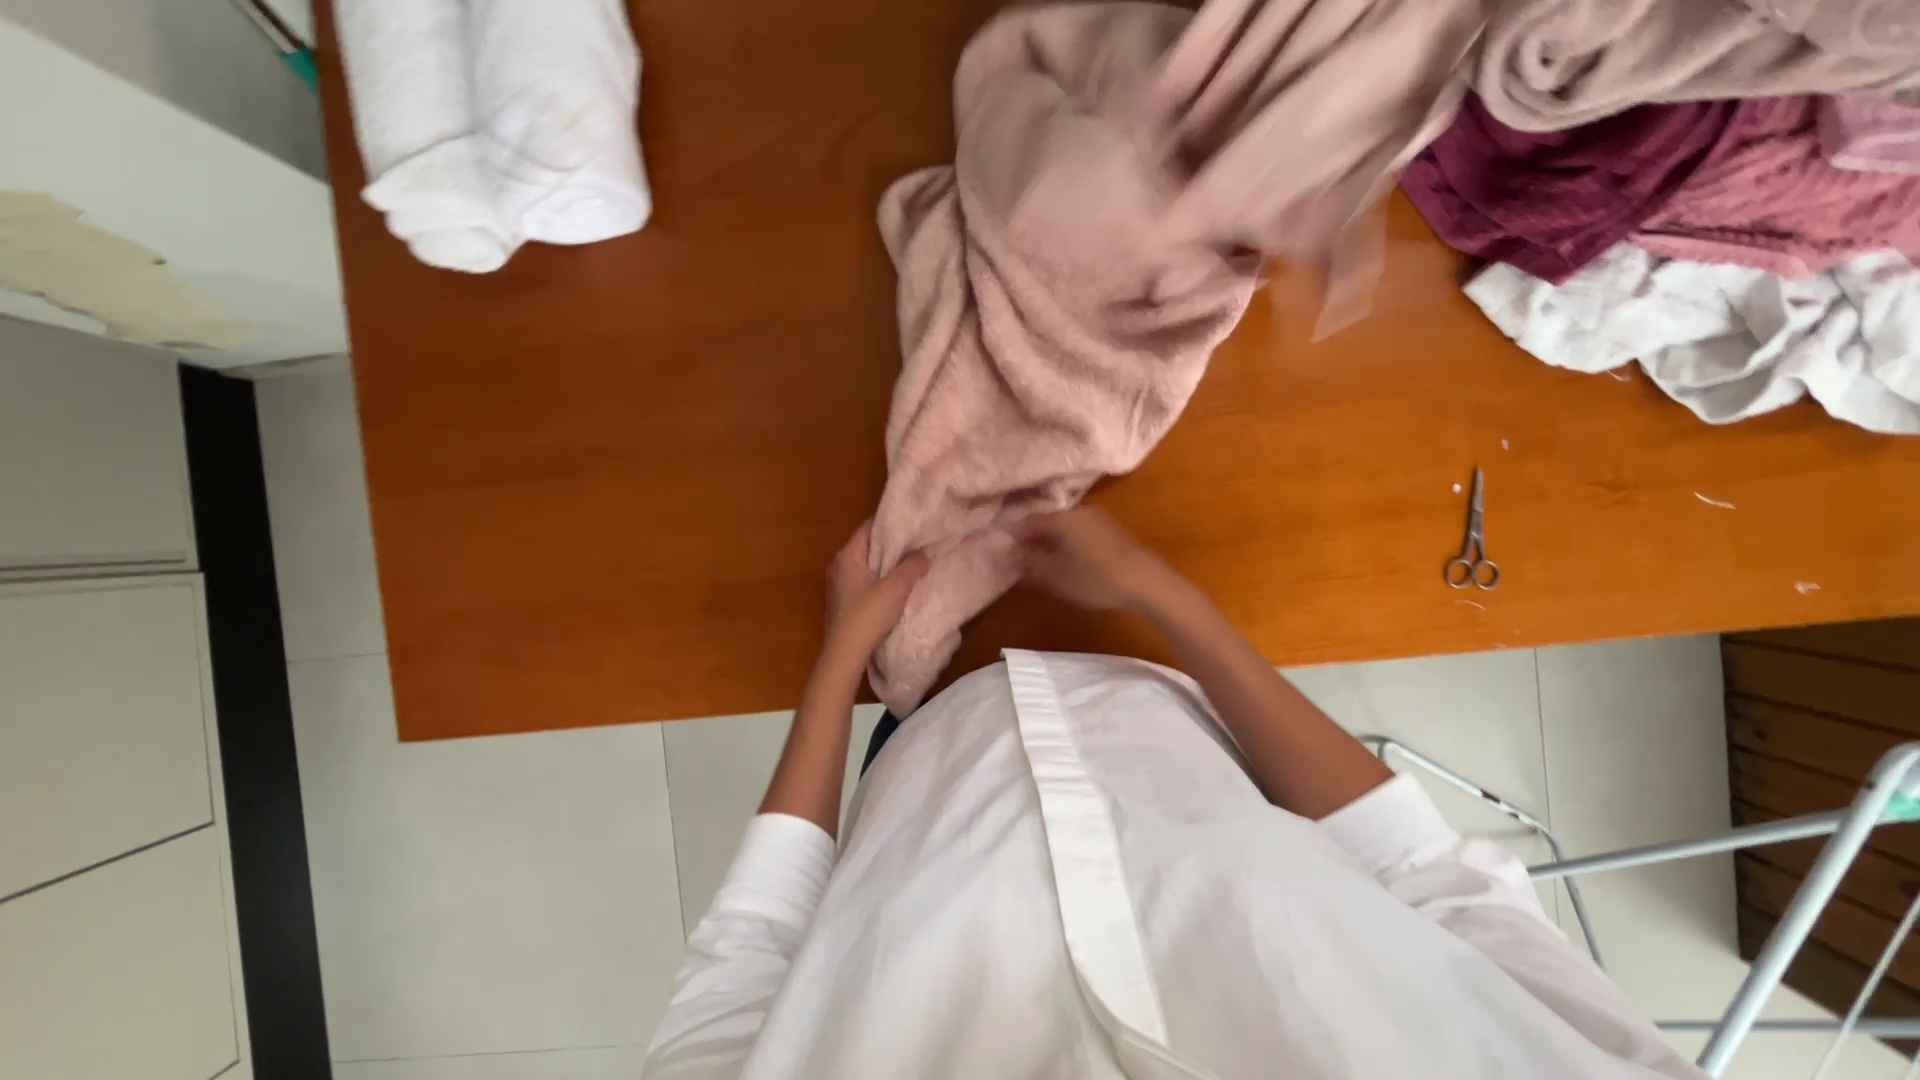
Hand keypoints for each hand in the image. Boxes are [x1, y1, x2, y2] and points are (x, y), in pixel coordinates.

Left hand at [824, 521, 928, 665]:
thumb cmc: (868, 615)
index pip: (869, 526)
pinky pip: (862, 579)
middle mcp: (838, 564)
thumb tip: (923, 554)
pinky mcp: (842, 600)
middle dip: (891, 544)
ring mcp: (838, 583)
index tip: (913, 524)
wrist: (844, 653)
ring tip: (910, 563)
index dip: (892, 522)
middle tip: (917, 543)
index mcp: (848, 554)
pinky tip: (895, 586)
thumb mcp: (896, 588)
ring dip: (886, 563)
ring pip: (866, 564)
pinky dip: (878, 578)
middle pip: (867, 544)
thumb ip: (912, 566)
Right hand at [1016, 507, 1180, 611]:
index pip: (1027, 522)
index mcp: (1061, 519)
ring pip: (1065, 526)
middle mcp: (1078, 511)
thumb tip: (1012, 555)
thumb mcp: (1057, 576)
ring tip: (1049, 566)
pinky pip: (1081, 531)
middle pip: (1047, 522)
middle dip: (1035, 541)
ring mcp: (1097, 518)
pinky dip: (1071, 544)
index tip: (1010, 558)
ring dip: (1053, 543)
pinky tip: (1073, 563)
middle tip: (1027, 564)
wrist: (1145, 580)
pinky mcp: (1111, 529)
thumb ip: (1031, 564)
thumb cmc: (1096, 579)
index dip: (1015, 539)